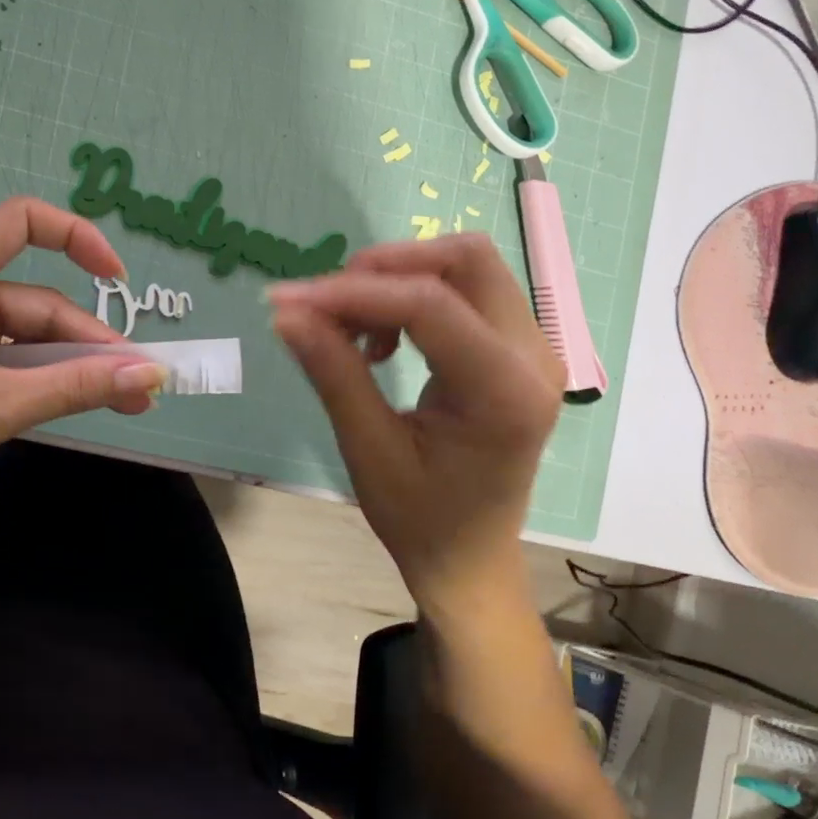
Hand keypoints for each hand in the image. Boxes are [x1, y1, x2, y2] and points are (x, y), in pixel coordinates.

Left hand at [0, 198, 167, 570]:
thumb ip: (78, 386)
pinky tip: (71, 405)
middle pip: (35, 299)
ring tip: (121, 403)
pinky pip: (1, 359)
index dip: (77, 237)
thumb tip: (151, 374)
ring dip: (67, 368)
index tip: (118, 279)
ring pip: (22, 336)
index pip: (22, 222)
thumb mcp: (0, 405)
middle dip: (87, 343)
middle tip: (138, 386)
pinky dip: (35, 380)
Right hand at [267, 235, 564, 618]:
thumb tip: (286, 313)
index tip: (283, 299)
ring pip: (466, 267)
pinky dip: (412, 297)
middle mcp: (534, 356)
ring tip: (349, 329)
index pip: (429, 305)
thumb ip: (334, 373)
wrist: (469, 558)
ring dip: (396, 280)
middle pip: (465, 260)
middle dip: (384, 268)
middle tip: (324, 304)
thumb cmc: (419, 517)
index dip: (351, 292)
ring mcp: (533, 349)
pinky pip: (466, 292)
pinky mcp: (516, 350)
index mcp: (504, 391)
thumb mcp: (368, 450)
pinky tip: (379, 342)